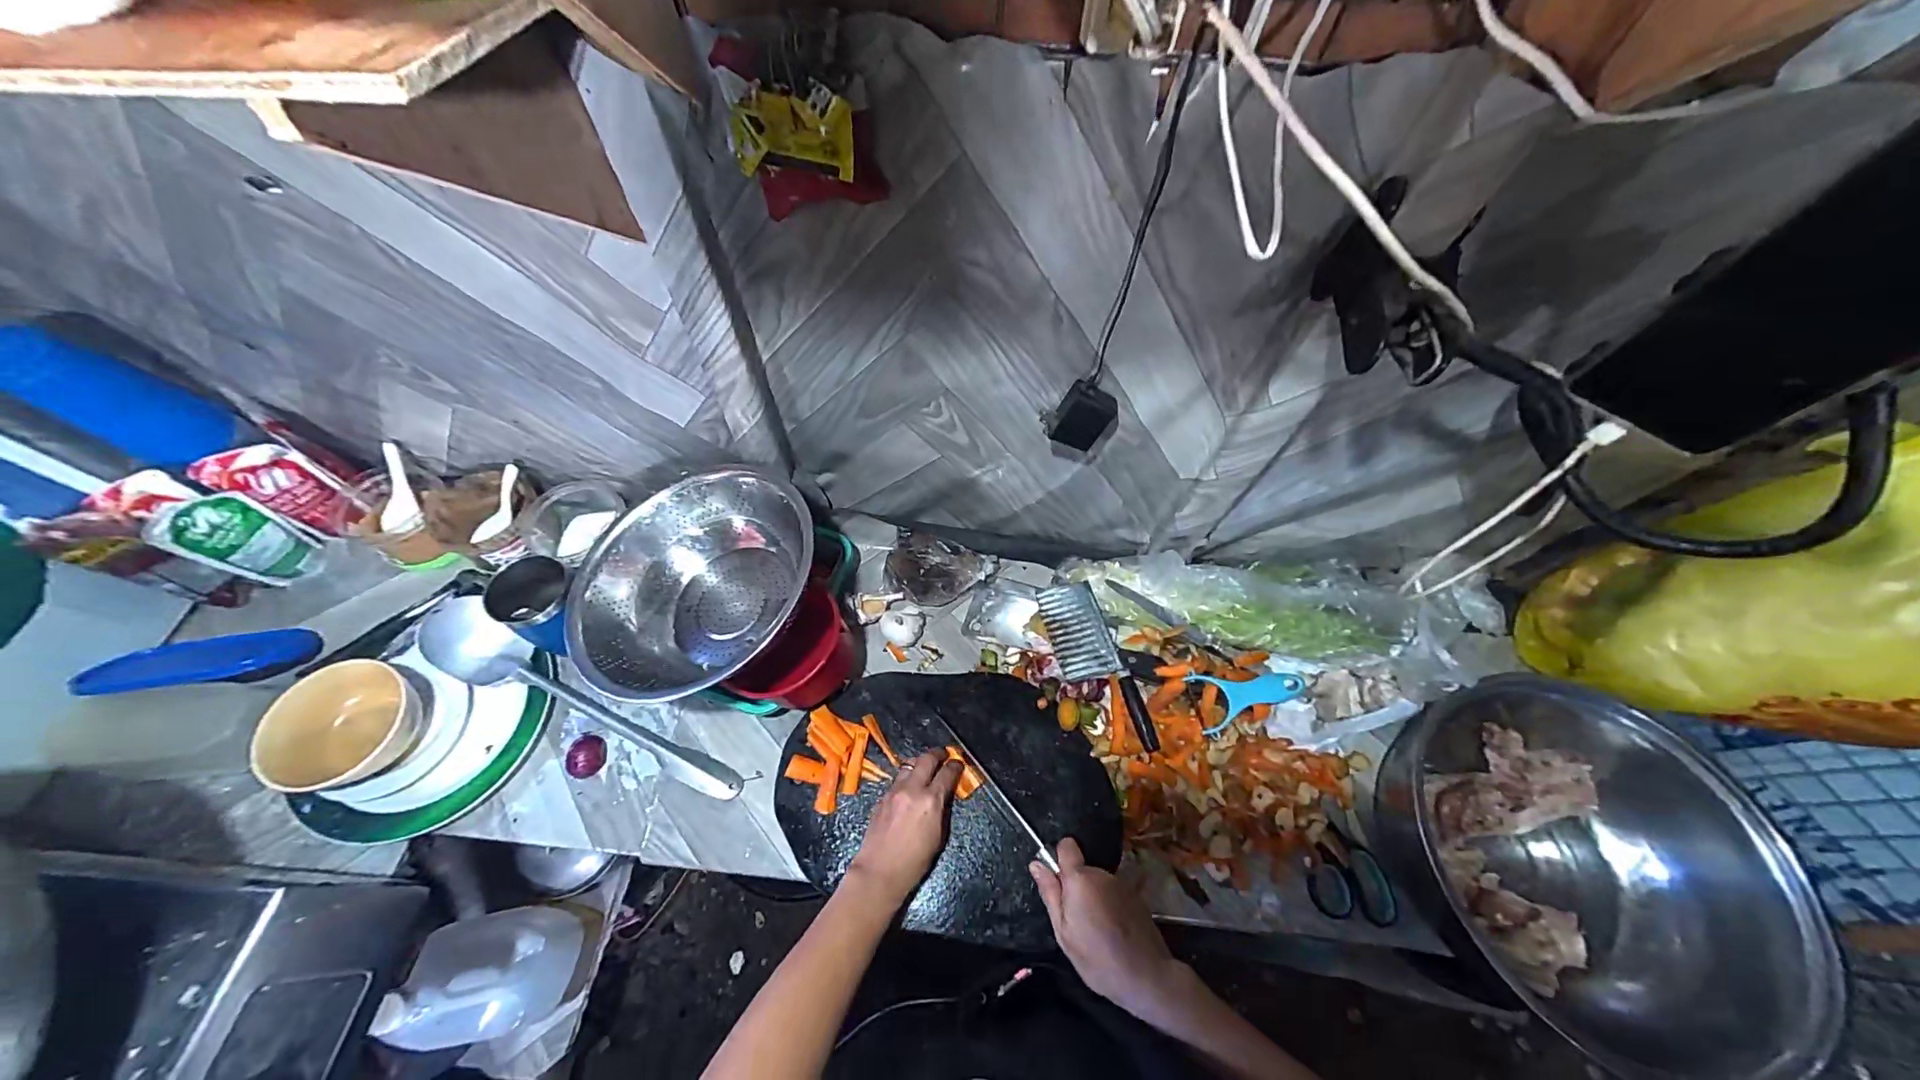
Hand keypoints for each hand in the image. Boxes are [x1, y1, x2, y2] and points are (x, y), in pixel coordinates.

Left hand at [847, 750, 963, 907]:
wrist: (880, 871)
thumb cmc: (915, 861)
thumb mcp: (939, 836)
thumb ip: (942, 810)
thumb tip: (943, 796)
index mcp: (930, 800)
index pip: (947, 773)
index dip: (955, 766)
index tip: (958, 763)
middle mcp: (912, 789)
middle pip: (926, 759)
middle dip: (937, 754)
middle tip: (943, 754)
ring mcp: (894, 791)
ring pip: (908, 765)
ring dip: (919, 763)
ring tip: (925, 767)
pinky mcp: (882, 797)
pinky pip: (896, 780)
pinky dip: (906, 778)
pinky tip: (908, 786)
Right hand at [1030, 838, 1182, 1014]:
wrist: (1147, 976)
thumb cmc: (1097, 959)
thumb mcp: (1063, 932)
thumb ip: (1050, 894)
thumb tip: (1036, 863)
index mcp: (1080, 879)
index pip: (1066, 845)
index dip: (1058, 858)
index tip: (1057, 883)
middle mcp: (1102, 874)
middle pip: (1081, 868)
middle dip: (1075, 886)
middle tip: (1075, 919)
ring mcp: (1122, 884)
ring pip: (1097, 882)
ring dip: (1092, 897)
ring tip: (1095, 930)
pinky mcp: (1136, 896)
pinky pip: (1112, 893)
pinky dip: (1108, 905)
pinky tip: (1112, 932)